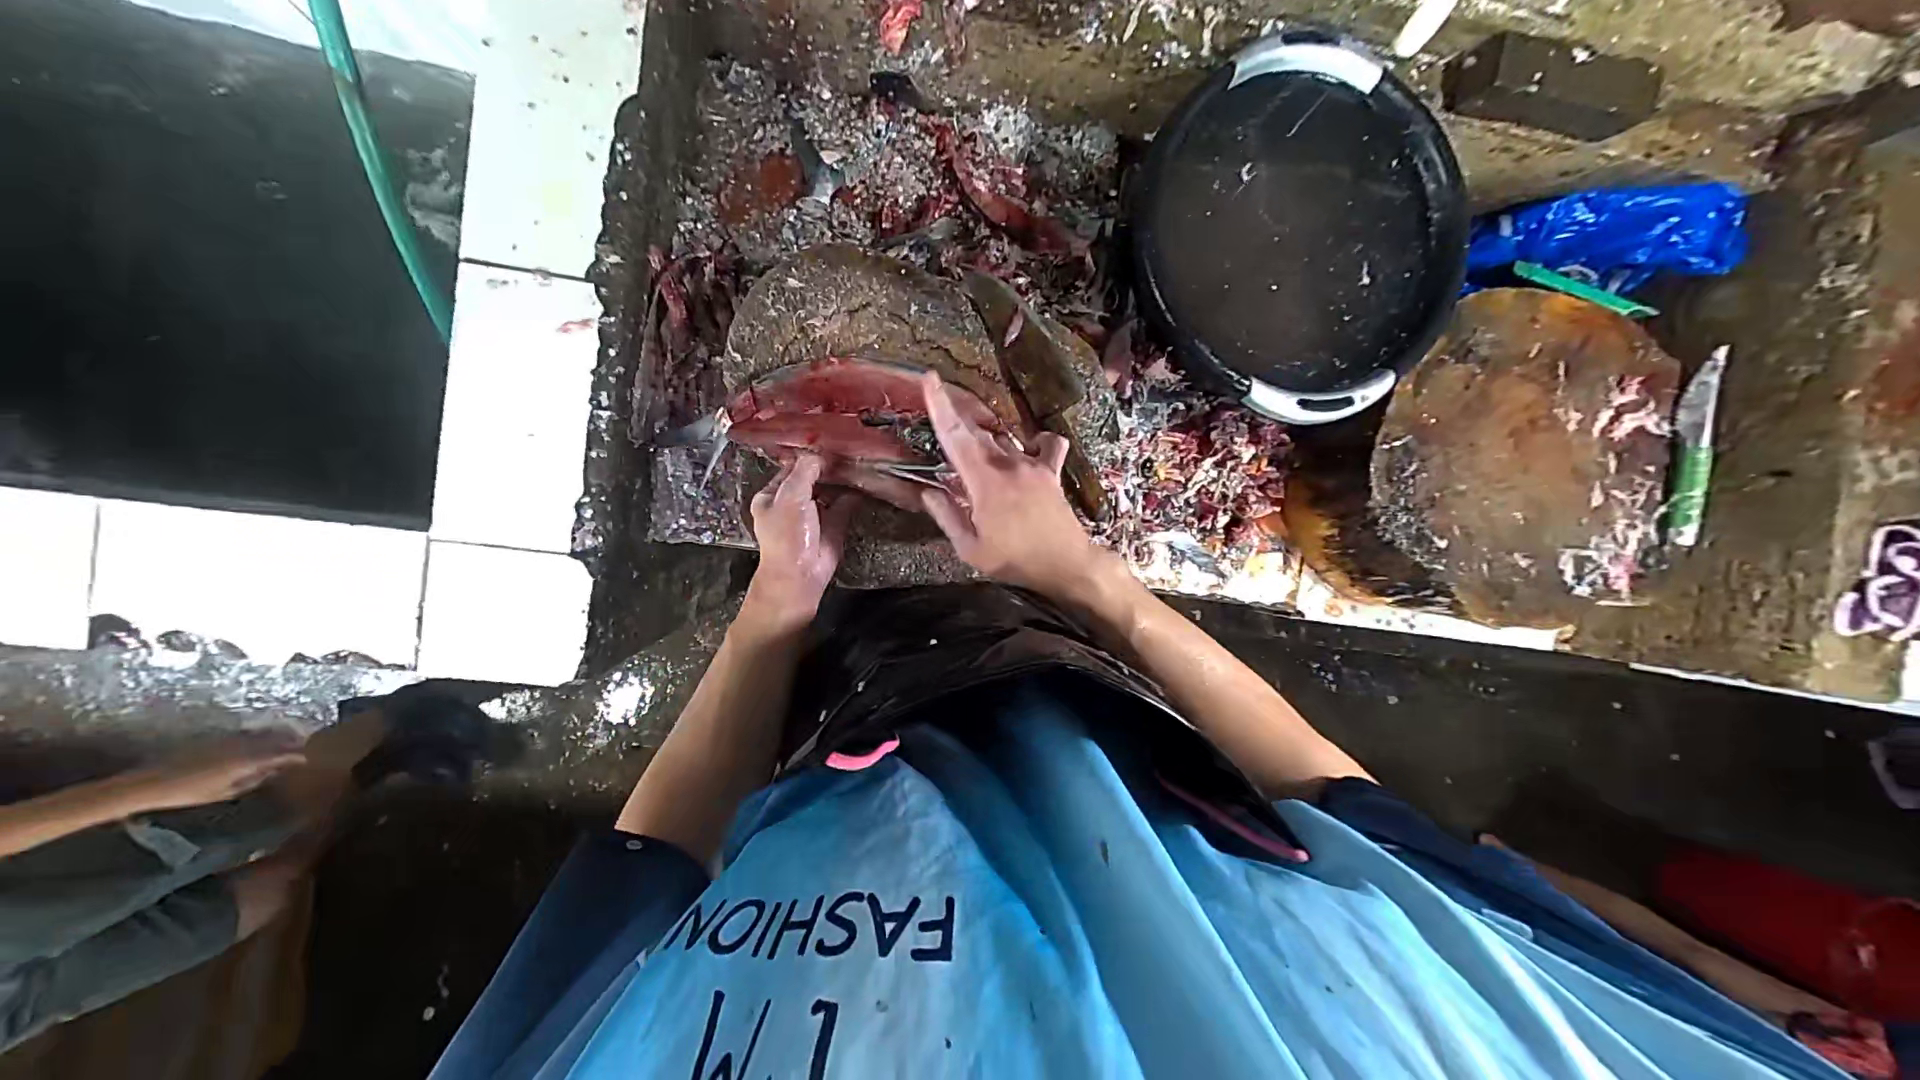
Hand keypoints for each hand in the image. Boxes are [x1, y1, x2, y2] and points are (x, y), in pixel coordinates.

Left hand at [124, 732, 307, 812]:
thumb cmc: (188, 793)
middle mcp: (243, 744)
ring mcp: (229, 738)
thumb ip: (253, 780)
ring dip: (277, 735)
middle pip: (276, 737)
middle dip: (292, 740)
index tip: (306, 759)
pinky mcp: (217, 737)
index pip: (282, 753)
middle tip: (303, 744)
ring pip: (263, 732)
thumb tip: (274, 771)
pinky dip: (259, 735)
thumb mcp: (225, 792)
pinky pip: (247, 733)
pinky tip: (259, 740)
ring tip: (286, 739)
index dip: (297, 755)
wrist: (148, 784)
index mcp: (249, 759)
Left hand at [744, 453, 856, 633]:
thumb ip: (805, 471)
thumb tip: (819, 455)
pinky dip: (853, 495)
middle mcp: (792, 503)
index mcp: (772, 496)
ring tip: (856, 462)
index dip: (806, 457)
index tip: (824, 443)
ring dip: (841, 479)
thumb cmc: (787, 536)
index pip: (790, 469)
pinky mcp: (833, 526)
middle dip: (826, 467)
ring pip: (829, 490)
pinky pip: (844, 505)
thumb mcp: (790, 495)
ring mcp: (814, 515)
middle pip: (811, 478)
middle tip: (845, 450)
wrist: (800, 575)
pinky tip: (862, 483)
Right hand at [918, 372, 1118, 597]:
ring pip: (1004, 440)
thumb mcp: (970, 548)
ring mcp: (1033, 465)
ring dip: (986, 439)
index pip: (956, 436)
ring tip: (975, 448)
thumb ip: (947, 516)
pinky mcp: (1051, 472)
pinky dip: (1036, 442)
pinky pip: (1046, 445)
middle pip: (977, 432)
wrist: (1067, 564)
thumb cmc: (1016, 560)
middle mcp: (1009, 464)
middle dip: (956, 418)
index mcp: (985, 481)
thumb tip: (929, 492)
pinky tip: (1028, 449)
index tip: (929, 378)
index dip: (939, 406)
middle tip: (940, 407)